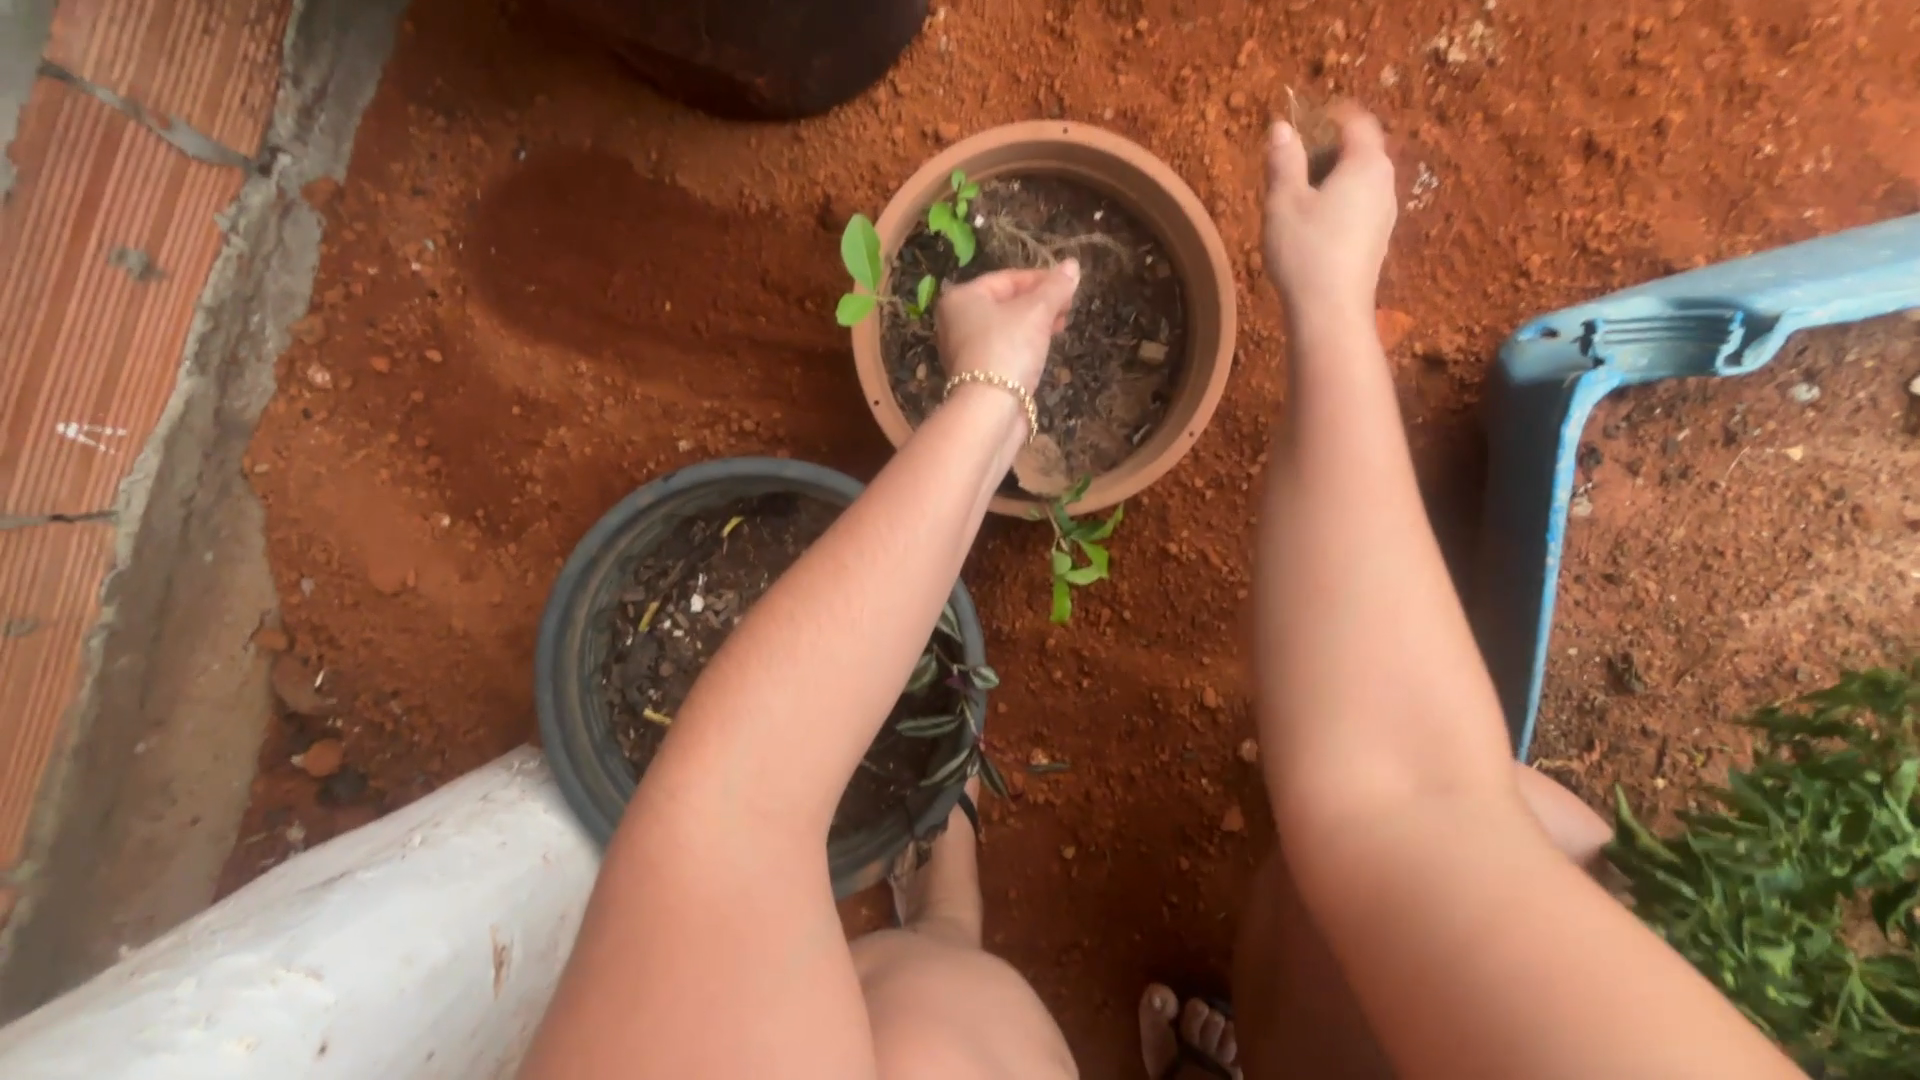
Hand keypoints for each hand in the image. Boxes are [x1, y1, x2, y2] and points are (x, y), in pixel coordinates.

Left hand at [935, 260, 1080, 392]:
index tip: (1068, 284)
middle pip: (1005, 303)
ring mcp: (964, 351)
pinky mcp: (976, 375)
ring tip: (1061, 326)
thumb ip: (1055, 288)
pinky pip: (1003, 349)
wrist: (989, 410)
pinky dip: (1023, 345)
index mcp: (961, 298)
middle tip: (1068, 306)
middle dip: (1039, 302)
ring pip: (1005, 328)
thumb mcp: (1037, 311)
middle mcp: (955, 322)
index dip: (1041, 279)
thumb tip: (1072, 265)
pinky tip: (1043, 348)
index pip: (1006, 278)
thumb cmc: (1008, 349)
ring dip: (1034, 324)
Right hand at [1263, 102, 1396, 320]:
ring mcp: (1385, 214)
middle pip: (1361, 151)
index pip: (1356, 121)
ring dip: (1333, 179)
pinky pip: (1359, 206)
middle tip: (1294, 160)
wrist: (1331, 311)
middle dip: (1329, 149)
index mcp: (1365, 164)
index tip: (1305, 119)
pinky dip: (1339, 203)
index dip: (1330, 115)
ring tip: (1299, 196)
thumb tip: (1281, 127)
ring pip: (1360, 181)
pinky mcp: (1377, 241)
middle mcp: (1384, 183)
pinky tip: (1314, 225)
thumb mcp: (1283, 202)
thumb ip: (1284, 161)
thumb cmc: (1305, 251)